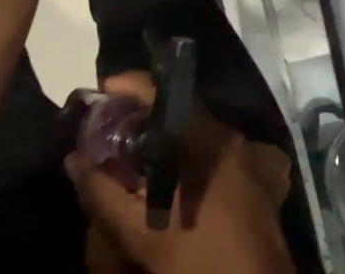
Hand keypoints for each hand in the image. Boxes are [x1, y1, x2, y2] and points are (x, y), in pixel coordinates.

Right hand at [67, 72, 296, 273]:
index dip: (125, 87)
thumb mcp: (139, 232)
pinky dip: (211, 155)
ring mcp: (253, 151)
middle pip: (179, 107)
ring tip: (156, 161)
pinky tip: (199, 178)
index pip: (155, 88)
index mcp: (198, 136)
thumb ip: (101, 191)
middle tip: (121, 137)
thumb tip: (73, 158)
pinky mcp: (270, 174)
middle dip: (147, 117)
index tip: (102, 96)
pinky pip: (233, 149)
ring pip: (205, 128)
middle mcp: (229, 132)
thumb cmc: (197, 259)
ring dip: (178, 137)